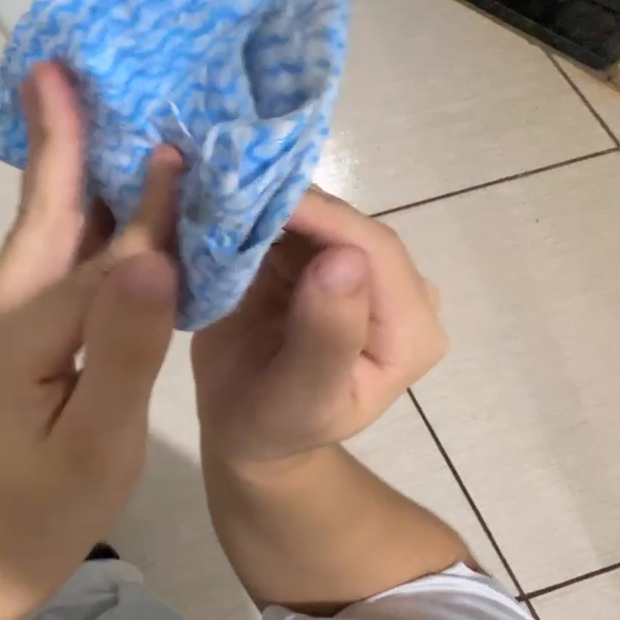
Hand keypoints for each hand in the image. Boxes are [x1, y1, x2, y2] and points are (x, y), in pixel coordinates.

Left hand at [0, 62, 181, 592]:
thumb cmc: (53, 503)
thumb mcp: (98, 442)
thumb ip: (122, 350)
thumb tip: (152, 259)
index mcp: (14, 336)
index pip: (95, 263)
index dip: (146, 216)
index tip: (183, 153)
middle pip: (43, 214)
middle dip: (59, 139)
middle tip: (58, 65)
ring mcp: (0, 308)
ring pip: (45, 225)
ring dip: (68, 163)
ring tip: (84, 97)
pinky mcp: (13, 316)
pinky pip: (52, 250)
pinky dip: (78, 207)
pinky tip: (106, 179)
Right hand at [191, 188, 445, 467]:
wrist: (244, 432)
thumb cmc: (273, 426)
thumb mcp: (300, 398)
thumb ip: (326, 336)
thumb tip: (342, 259)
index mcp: (408, 328)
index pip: (374, 251)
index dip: (321, 217)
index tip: (253, 196)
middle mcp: (390, 292)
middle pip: (343, 226)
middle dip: (286, 204)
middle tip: (220, 187)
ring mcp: (349, 275)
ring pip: (309, 220)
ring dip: (262, 203)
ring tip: (210, 190)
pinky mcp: (310, 266)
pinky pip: (282, 228)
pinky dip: (249, 215)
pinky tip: (213, 206)